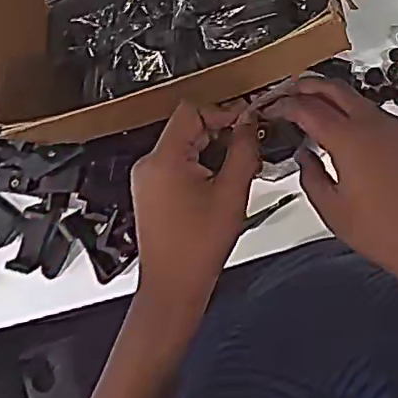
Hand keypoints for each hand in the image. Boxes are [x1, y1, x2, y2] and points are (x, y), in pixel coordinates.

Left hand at [129, 101, 259, 309]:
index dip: (224, 112)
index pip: (193, 111)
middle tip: (247, 144)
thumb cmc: (196, 248)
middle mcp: (150, 165)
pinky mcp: (152, 188)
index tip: (246, 122)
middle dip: (222, 131)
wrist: (174, 286)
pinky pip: (180, 159)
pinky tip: (221, 180)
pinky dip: (203, 161)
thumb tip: (249, 121)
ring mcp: (148, 177)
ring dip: (214, 147)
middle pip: (190, 124)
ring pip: (187, 141)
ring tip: (237, 166)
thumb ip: (243, 147)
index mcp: (164, 160)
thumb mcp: (232, 190)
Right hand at [273, 77, 397, 285]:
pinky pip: (376, 113)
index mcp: (349, 139)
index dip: (286, 104)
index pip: (308, 107)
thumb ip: (311, 177)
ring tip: (316, 110)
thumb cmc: (387, 230)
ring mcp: (394, 125)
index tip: (275, 107)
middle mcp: (373, 124)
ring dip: (333, 97)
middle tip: (291, 92)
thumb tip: (305, 158)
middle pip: (334, 88)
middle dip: (308, 85)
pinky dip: (356, 113)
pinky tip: (348, 130)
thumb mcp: (333, 210)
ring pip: (357, 98)